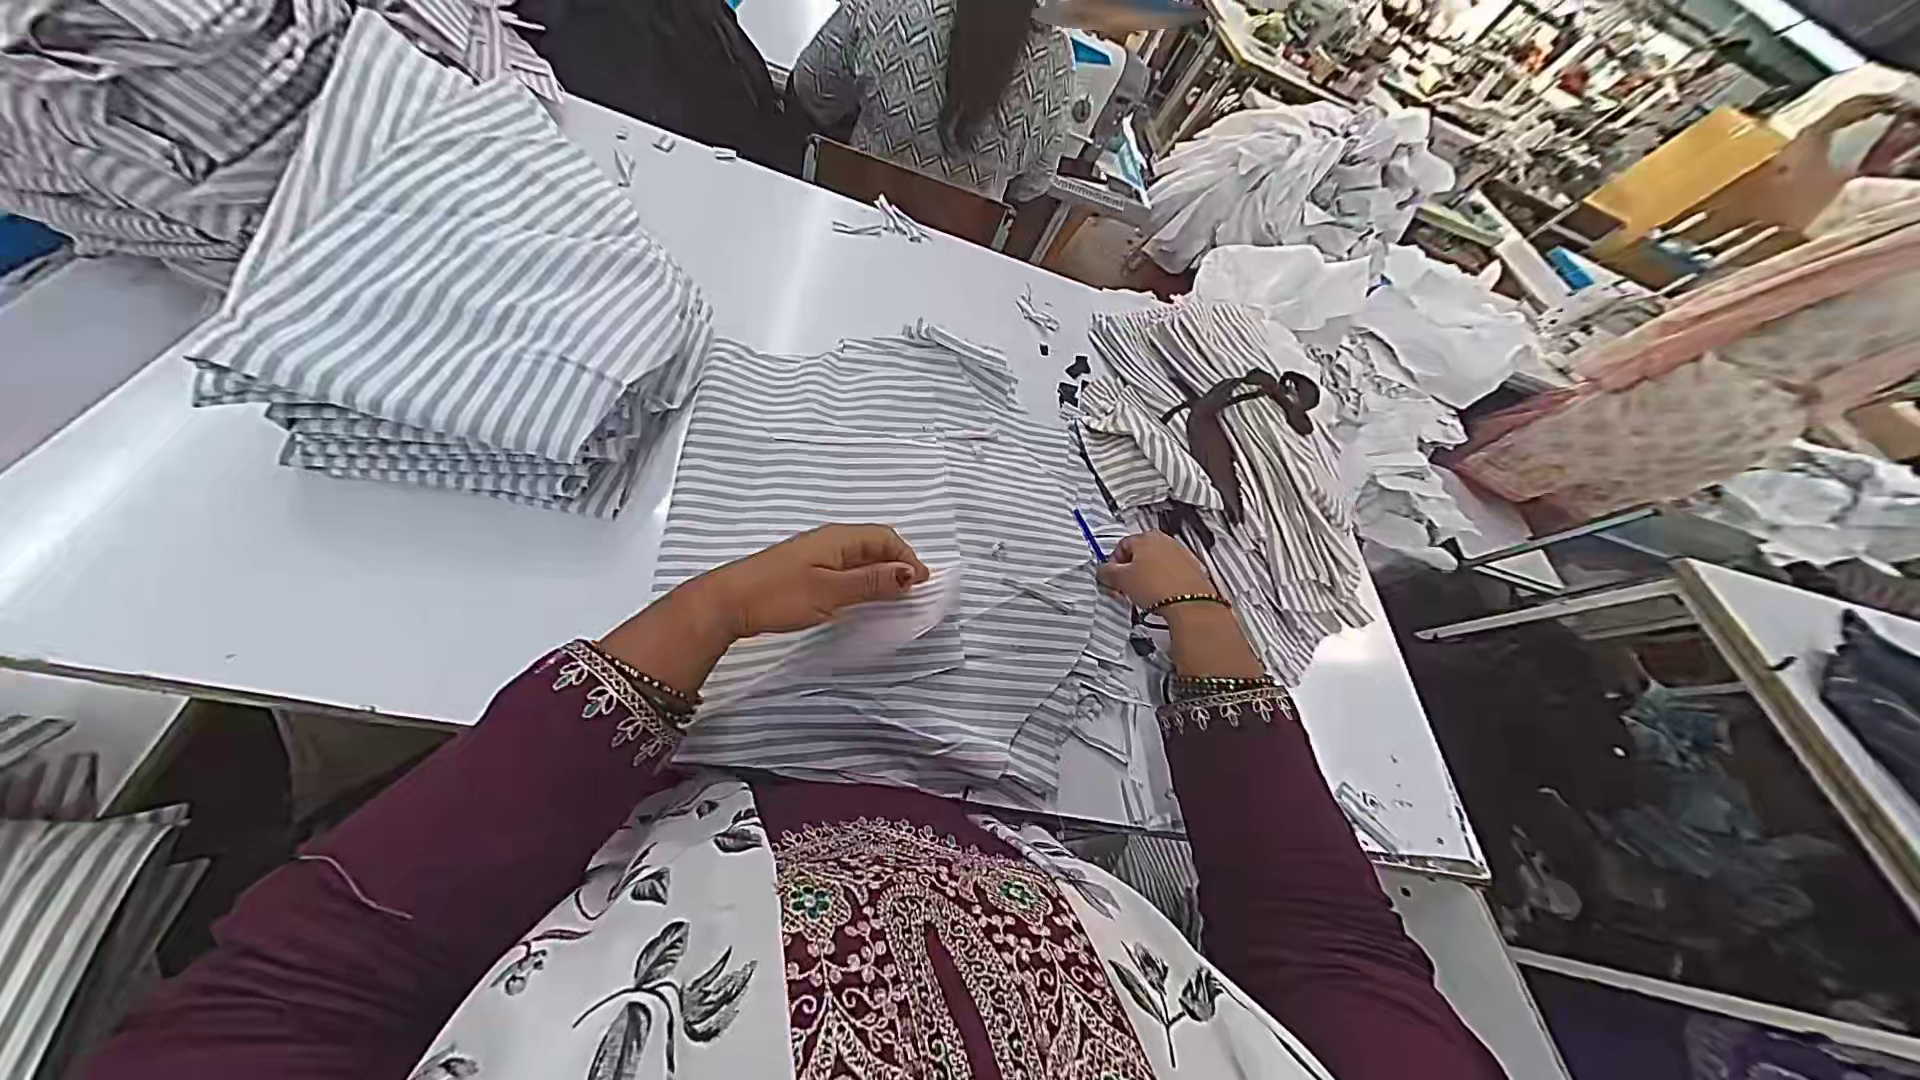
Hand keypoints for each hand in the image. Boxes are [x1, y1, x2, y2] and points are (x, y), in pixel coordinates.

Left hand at [684, 523, 930, 639]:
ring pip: (859, 556)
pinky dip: (861, 578)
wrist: (726, 603)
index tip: (921, 583)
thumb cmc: (778, 595)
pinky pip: (844, 566)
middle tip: (911, 589)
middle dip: (897, 562)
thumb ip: (871, 581)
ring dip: (880, 571)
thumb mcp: (831, 591)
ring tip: (892, 594)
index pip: (885, 537)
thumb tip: (909, 572)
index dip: (907, 557)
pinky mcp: (803, 568)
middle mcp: (828, 540)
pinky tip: (859, 595)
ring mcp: (814, 553)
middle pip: (874, 543)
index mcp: (838, 538)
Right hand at [1097, 531, 1262, 677]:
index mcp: (1146, 537)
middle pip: (1139, 553)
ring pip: (1155, 563)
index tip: (1112, 576)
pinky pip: (1170, 573)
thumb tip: (1103, 572)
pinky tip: (1158, 595)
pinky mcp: (1192, 569)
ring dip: (1145, 576)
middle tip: (1124, 585)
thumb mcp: (1121, 580)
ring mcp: (1181, 554)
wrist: (1190, 605)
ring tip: (1141, 593)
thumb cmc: (1159, 588)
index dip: (1113, 564)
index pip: (1121, 546)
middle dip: (1129, 570)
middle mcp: (1165, 541)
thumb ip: (1106, 572)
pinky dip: (1162, 581)